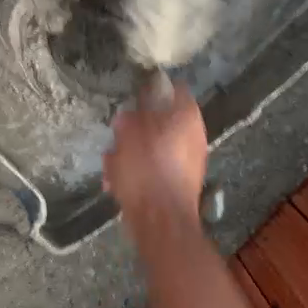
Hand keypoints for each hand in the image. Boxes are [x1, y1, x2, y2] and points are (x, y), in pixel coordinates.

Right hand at [103, 79, 207, 227]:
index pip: (175, 88)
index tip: (134, 94)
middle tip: (117, 134)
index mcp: (188, 116)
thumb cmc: (145, 169)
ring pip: (155, 147)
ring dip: (132, 152)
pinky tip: (117, 182)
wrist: (160, 219)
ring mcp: (190, 161)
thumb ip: (130, 118)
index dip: (153, 88)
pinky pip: (155, 169)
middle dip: (136, 128)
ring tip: (112, 163)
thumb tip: (130, 114)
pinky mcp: (181, 184)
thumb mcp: (128, 134)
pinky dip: (138, 172)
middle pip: (162, 121)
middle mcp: (195, 136)